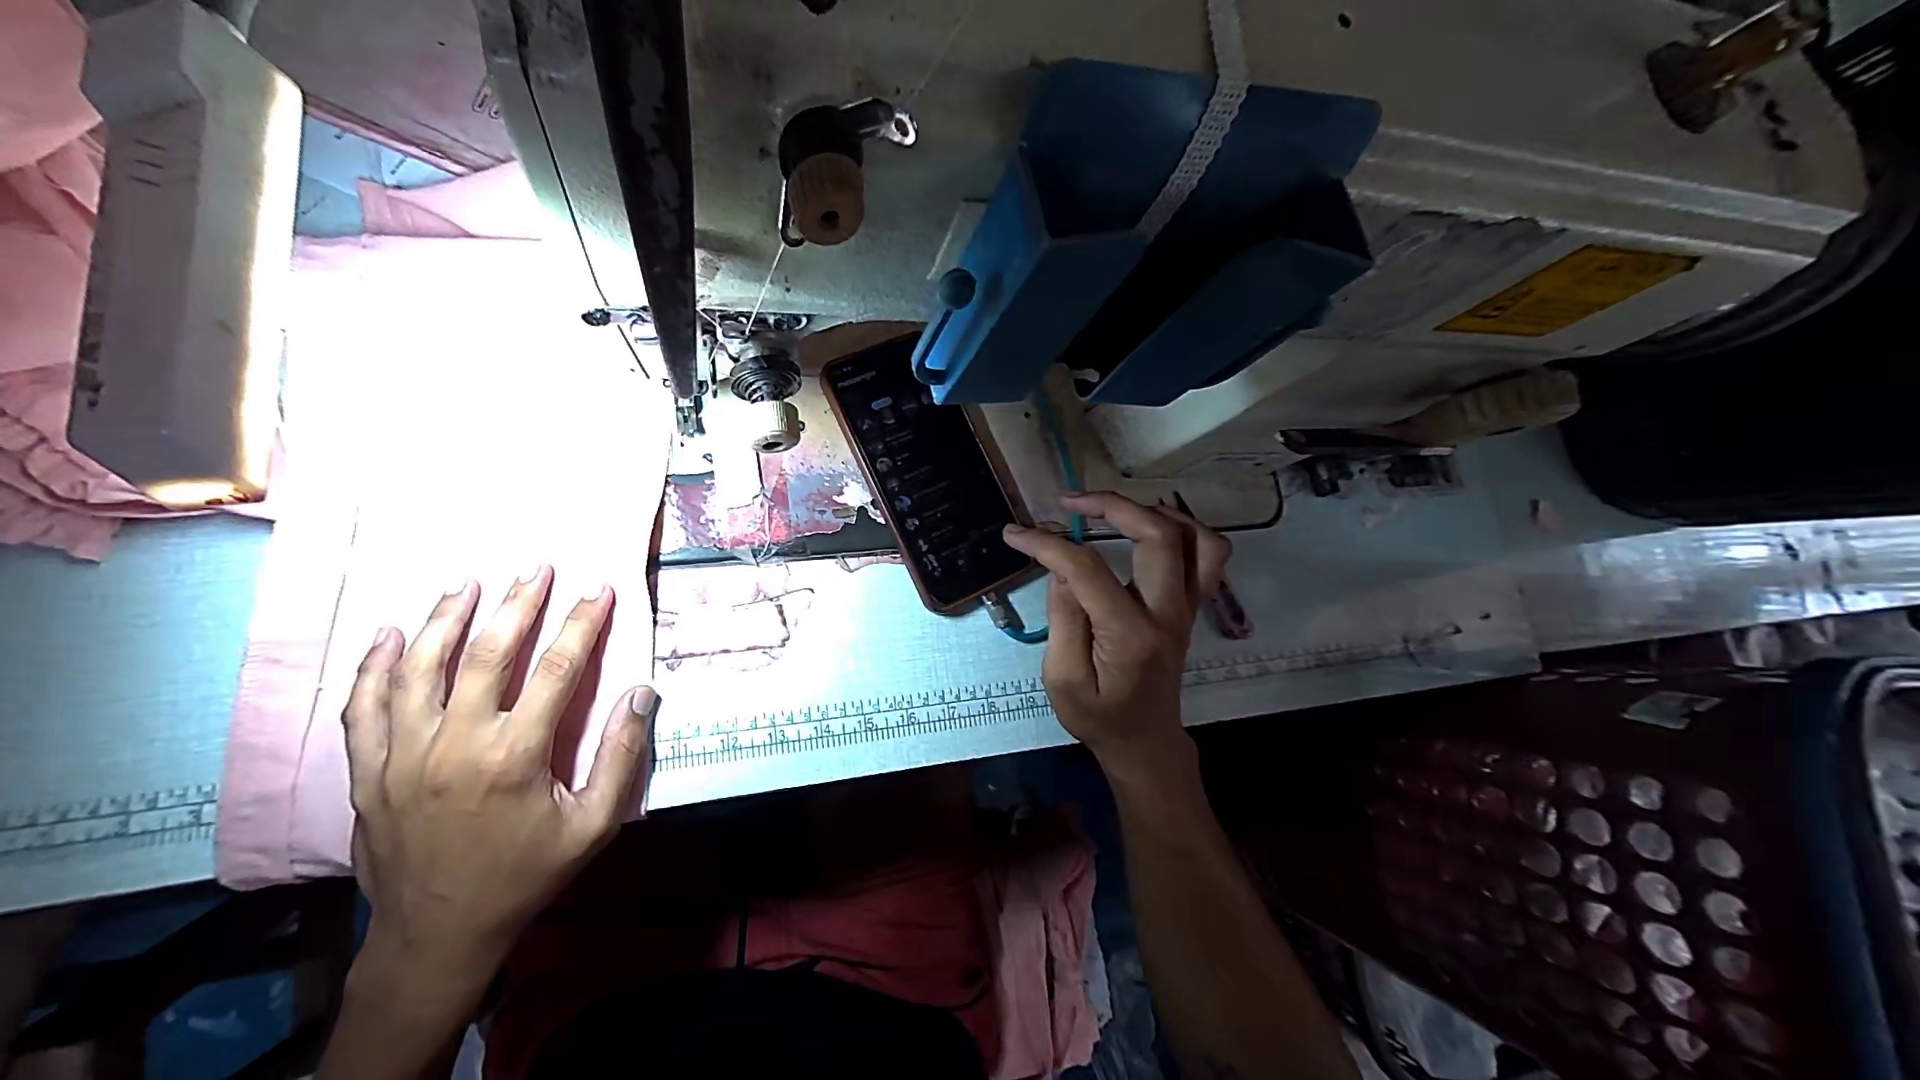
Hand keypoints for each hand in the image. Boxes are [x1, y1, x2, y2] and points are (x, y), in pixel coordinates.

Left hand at [342, 568, 656, 976]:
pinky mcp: (368, 772)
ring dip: (444, 620)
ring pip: (419, 669)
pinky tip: (387, 635)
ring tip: (464, 583)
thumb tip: (642, 693)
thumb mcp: (594, 824)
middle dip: (518, 604)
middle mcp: (456, 745)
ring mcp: (403, 756)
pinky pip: (363, 707)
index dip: (583, 624)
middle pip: (488, 655)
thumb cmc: (527, 874)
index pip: (557, 670)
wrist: (440, 933)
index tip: (599, 590)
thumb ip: (622, 756)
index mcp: (515, 756)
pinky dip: (373, 667)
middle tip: (536, 568)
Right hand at [1001, 492, 1229, 776]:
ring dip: (1154, 512)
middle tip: (1067, 503)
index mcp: (1129, 635)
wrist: (1145, 742)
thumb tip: (1061, 565)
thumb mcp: (1062, 678)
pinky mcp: (1191, 607)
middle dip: (1109, 505)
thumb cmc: (1098, 717)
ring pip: (1198, 539)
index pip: (1087, 569)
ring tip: (1112, 510)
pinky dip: (1182, 529)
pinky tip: (1147, 527)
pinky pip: (1207, 555)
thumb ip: (1063, 617)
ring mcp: (1187, 608)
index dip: (1047, 544)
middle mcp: (1168, 614)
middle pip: (1157, 535)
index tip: (1016, 533)